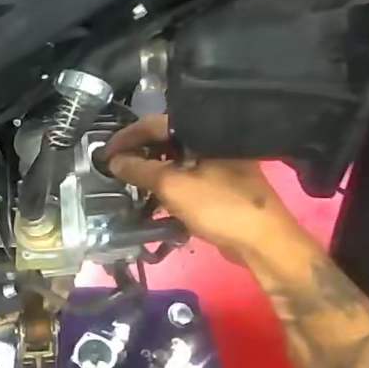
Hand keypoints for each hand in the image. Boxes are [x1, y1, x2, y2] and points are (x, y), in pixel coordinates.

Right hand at [102, 115, 290, 260]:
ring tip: (128, 182)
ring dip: (150, 170)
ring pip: (175, 161)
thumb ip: (139, 170)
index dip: (126, 138)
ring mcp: (219, 164)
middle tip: (113, 167)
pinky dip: (167, 184)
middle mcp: (212, 142)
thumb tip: (113, 161)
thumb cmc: (219, 206)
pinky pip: (186, 177)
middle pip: (165, 141)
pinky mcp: (221, 185)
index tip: (103, 153)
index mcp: (204, 132)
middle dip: (137, 154)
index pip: (155, 124)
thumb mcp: (172, 186)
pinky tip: (152, 196)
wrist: (264, 243)